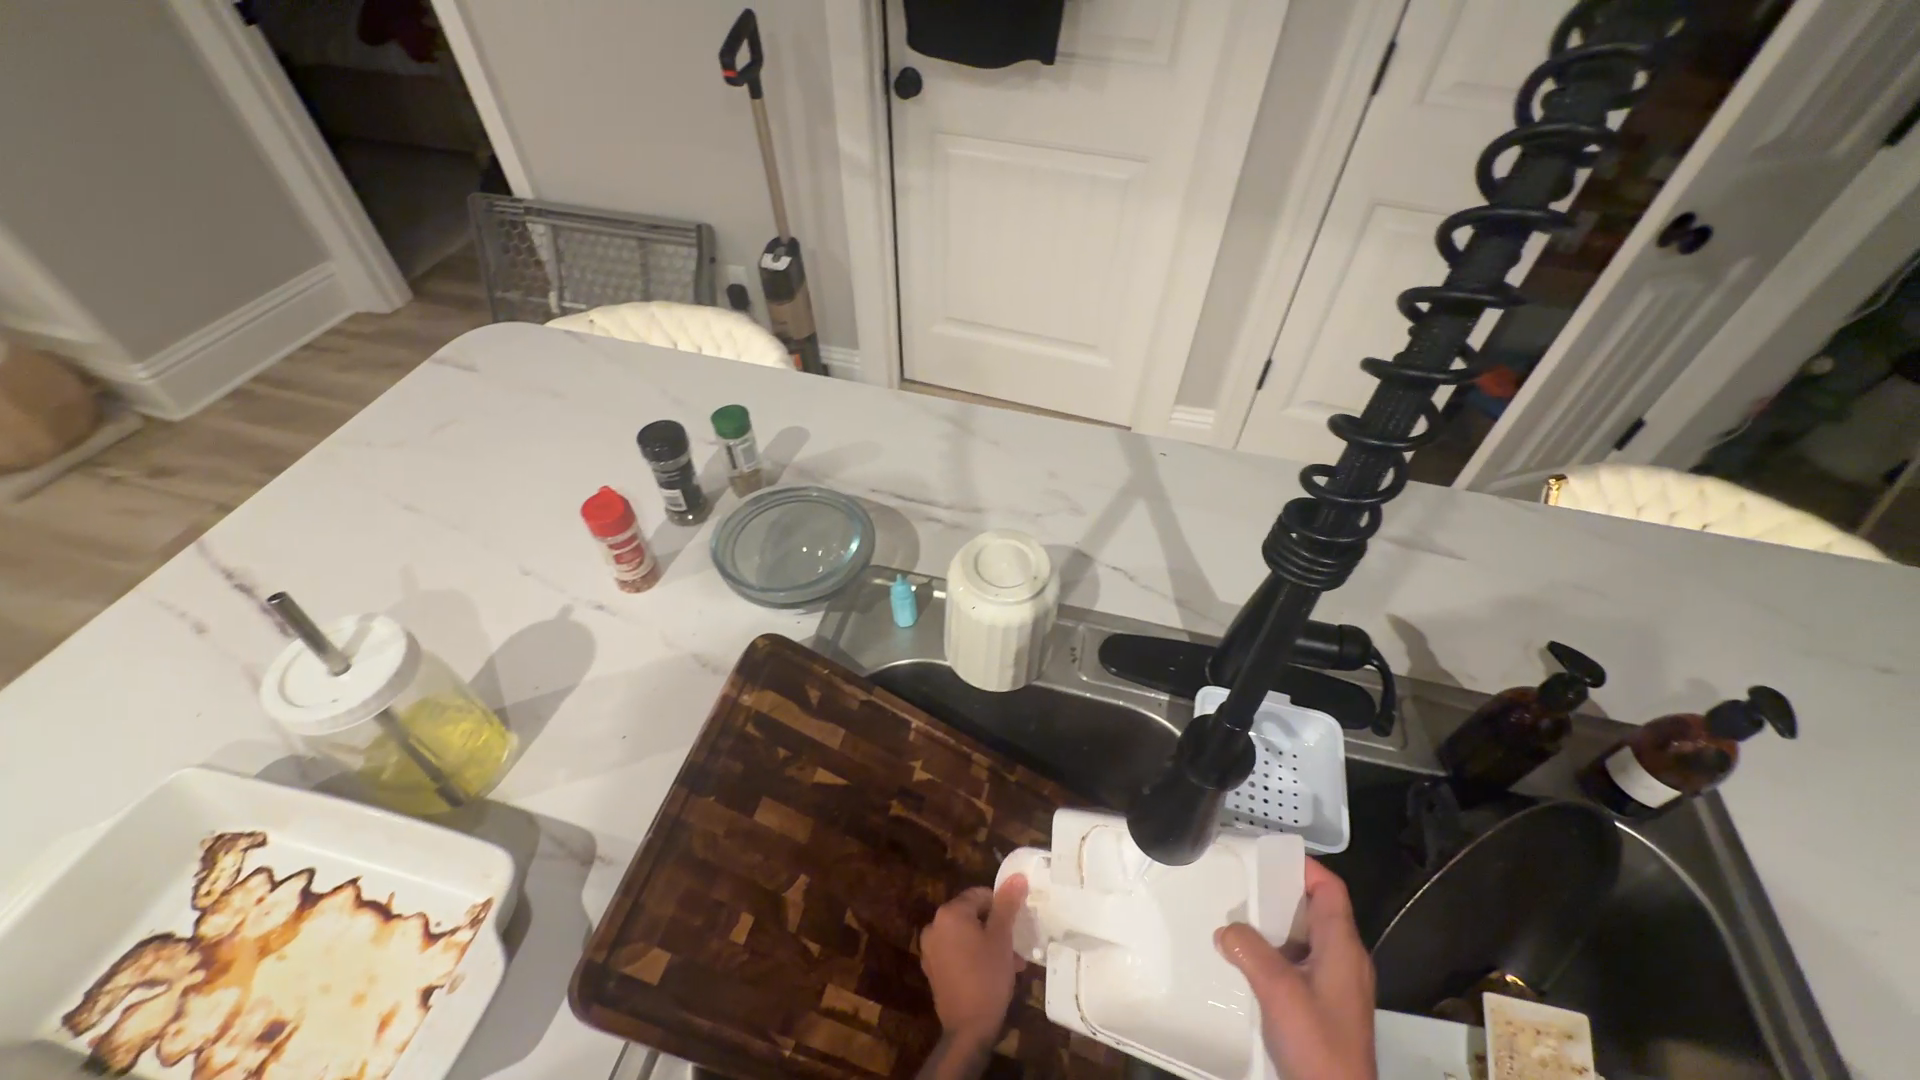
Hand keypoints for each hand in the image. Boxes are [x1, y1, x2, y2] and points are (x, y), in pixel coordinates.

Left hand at [918, 875, 1028, 1045]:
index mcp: (949, 913)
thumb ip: (1007, 904)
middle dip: (995, 928)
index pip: (980, 895)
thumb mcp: (1002, 938)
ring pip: (965, 936)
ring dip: (987, 944)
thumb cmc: (987, 976)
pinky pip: (956, 952)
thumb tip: (1017, 876)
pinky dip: (973, 956)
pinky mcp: (932, 969)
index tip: (1016, 925)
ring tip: (1010, 963)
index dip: (1001, 907)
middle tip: (1016, 947)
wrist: (968, 1028)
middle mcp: (934, 926)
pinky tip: (992, 973)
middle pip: (971, 915)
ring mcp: (930, 949)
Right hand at [1217, 859, 1375, 1079]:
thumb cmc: (1318, 1045)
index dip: (1304, 867)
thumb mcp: (1279, 991)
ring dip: (1275, 926)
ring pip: (1307, 939)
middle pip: (1318, 911)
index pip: (1331, 890)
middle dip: (1281, 894)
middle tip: (1242, 885)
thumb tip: (1226, 930)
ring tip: (1238, 919)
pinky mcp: (1327, 1008)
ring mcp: (1338, 987)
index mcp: (1343, 947)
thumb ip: (1250, 951)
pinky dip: (1276, 954)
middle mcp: (1346, 961)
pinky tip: (1248, 963)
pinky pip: (1301, 964)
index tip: (1267, 856)